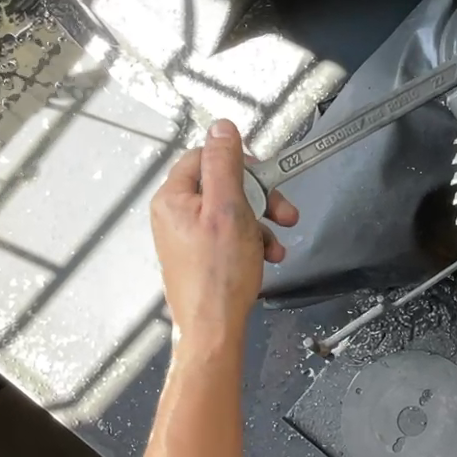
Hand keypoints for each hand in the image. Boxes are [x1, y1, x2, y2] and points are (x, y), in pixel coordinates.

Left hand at [150, 119, 298, 351]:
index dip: (239, 164)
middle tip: (284, 212)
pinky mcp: (201, 258)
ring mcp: (188, 238)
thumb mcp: (228, 209)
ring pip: (232, 214)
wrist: (213, 328)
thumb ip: (224, 164)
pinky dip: (252, 243)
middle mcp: (175, 215)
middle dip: (259, 199)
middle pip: (223, 187)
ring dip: (261, 225)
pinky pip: (230, 237)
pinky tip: (266, 257)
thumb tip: (221, 128)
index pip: (205, 158)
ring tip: (276, 245)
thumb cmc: (219, 276)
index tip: (265, 177)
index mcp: (173, 198)